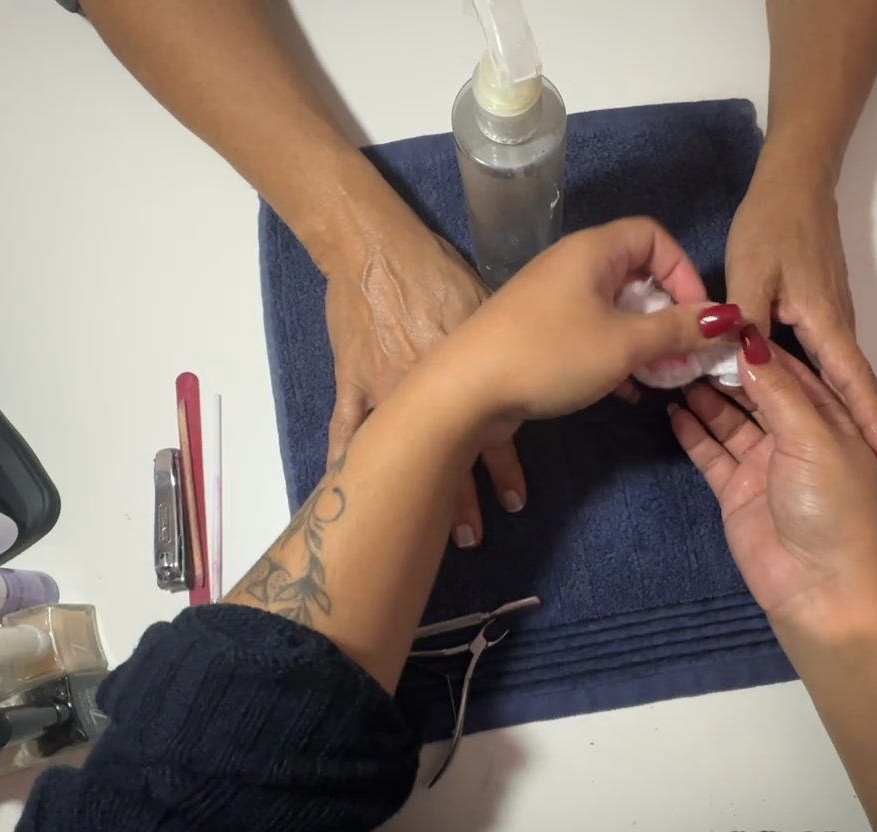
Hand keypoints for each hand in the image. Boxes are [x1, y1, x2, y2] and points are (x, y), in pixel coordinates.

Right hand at [323, 223, 505, 546]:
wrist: (375, 248)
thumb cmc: (438, 272)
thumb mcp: (486, 304)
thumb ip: (506, 347)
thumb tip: (535, 371)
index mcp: (468, 374)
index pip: (494, 433)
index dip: (505, 471)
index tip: (515, 503)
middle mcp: (429, 392)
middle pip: (450, 456)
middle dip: (461, 501)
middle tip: (471, 538)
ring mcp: (386, 391)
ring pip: (402, 453)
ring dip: (414, 493)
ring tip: (422, 531)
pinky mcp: (351, 383)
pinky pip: (346, 428)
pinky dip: (342, 460)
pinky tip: (341, 493)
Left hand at [431, 217, 745, 433]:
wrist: (466, 389)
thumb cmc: (550, 355)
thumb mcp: (623, 344)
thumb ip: (677, 329)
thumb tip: (727, 317)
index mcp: (594, 251)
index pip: (655, 238)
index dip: (685, 273)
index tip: (698, 317)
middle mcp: (572, 266)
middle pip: (637, 275)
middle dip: (669, 314)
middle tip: (685, 355)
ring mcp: (553, 300)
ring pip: (615, 310)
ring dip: (644, 341)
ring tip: (661, 377)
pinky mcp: (539, 333)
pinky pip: (591, 334)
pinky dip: (615, 355)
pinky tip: (626, 391)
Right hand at [670, 342, 876, 634]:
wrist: (819, 588)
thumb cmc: (830, 507)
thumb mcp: (813, 438)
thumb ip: (778, 391)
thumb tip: (746, 345)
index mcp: (827, 418)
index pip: (789, 370)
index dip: (756, 346)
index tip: (719, 320)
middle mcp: (794, 436)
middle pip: (755, 392)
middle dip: (724, 369)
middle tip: (684, 342)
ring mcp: (763, 465)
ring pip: (730, 420)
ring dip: (704, 397)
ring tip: (671, 369)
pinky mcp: (736, 491)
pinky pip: (712, 454)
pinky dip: (693, 434)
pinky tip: (672, 412)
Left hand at [726, 162, 876, 471]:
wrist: (795, 180)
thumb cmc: (772, 226)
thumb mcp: (749, 274)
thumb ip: (746, 322)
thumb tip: (744, 368)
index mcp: (825, 323)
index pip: (853, 382)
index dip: (870, 420)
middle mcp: (836, 327)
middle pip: (848, 387)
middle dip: (859, 428)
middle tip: (862, 469)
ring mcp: (830, 319)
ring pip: (830, 375)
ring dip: (834, 410)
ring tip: (829, 449)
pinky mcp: (818, 311)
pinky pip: (816, 359)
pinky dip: (808, 385)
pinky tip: (789, 401)